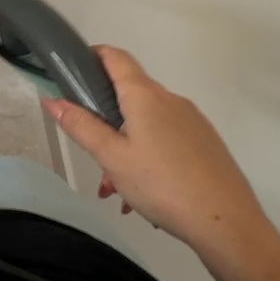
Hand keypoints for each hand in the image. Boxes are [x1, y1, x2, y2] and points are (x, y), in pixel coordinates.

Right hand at [42, 46, 273, 260]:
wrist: (229, 225)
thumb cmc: (162, 184)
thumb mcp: (111, 157)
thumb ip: (80, 125)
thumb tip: (51, 100)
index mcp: (145, 95)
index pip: (115, 57)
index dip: (92, 56)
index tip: (72, 72)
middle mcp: (170, 100)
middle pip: (128, 95)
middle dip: (104, 120)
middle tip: (92, 154)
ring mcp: (192, 122)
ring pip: (147, 123)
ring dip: (125, 145)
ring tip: (117, 189)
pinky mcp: (206, 144)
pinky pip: (167, 139)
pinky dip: (148, 156)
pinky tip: (143, 194)